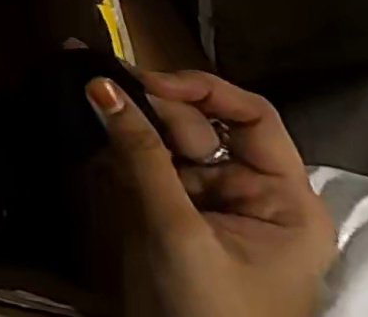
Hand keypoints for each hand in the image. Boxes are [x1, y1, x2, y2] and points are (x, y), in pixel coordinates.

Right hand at [86, 70, 335, 316]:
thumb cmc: (210, 312)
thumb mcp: (179, 232)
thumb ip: (141, 154)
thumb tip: (101, 83)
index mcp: (283, 199)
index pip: (252, 117)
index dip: (202, 89)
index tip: (146, 81)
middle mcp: (248, 190)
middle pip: (198, 123)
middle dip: (149, 101)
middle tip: (96, 75)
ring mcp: (205, 198)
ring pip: (163, 137)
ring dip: (126, 116)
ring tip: (84, 89)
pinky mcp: (169, 207)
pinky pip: (141, 160)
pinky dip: (115, 142)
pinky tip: (89, 121)